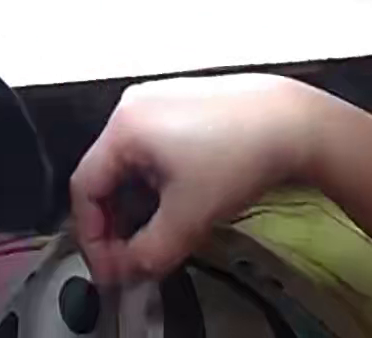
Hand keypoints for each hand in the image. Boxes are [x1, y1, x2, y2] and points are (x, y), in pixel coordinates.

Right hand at [69, 74, 333, 284]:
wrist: (286, 120)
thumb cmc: (236, 158)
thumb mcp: (190, 217)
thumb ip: (151, 252)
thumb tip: (129, 271)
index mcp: (123, 126)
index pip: (85, 185)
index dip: (91, 235)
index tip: (110, 271)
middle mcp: (129, 106)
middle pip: (103, 171)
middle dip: (113, 221)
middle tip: (132, 258)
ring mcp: (151, 100)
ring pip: (125, 160)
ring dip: (133, 201)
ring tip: (157, 232)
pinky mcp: (172, 101)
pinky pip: (145, 145)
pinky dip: (149, 179)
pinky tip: (175, 199)